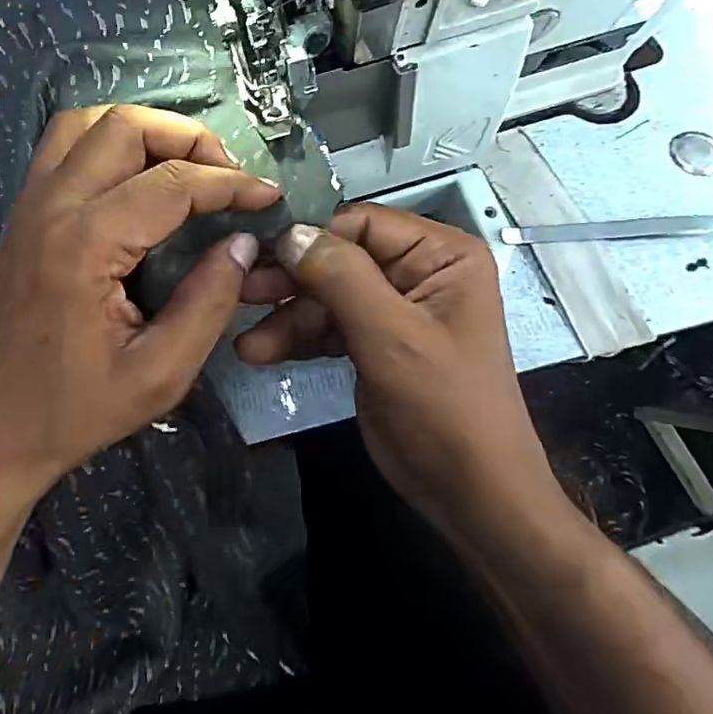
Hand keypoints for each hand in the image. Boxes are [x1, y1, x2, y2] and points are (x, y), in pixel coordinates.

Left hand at [0, 105, 279, 509]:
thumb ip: (210, 301)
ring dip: (147, 131)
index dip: (231, 183)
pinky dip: (113, 142)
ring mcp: (29, 206)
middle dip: (190, 139)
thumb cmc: (80, 408)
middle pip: (124, 126)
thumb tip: (243, 242)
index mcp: (84, 246)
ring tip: (189, 167)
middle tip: (229, 177)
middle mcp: (50, 208)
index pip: (172, 183)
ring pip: (88, 122)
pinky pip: (66, 145)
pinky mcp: (25, 214)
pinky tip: (144, 177)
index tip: (269, 197)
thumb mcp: (163, 372)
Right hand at [236, 205, 561, 536]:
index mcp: (442, 255)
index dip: (312, 235)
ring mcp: (397, 309)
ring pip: (331, 295)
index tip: (258, 252)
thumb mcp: (392, 336)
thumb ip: (341, 277)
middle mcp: (421, 272)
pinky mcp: (378, 344)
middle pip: (343, 258)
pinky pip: (333, 327)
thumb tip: (292, 232)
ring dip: (289, 316)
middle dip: (293, 279)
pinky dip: (300, 338)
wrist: (470, 491)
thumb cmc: (444, 405)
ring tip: (246, 340)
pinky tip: (260, 352)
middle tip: (242, 292)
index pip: (365, 223)